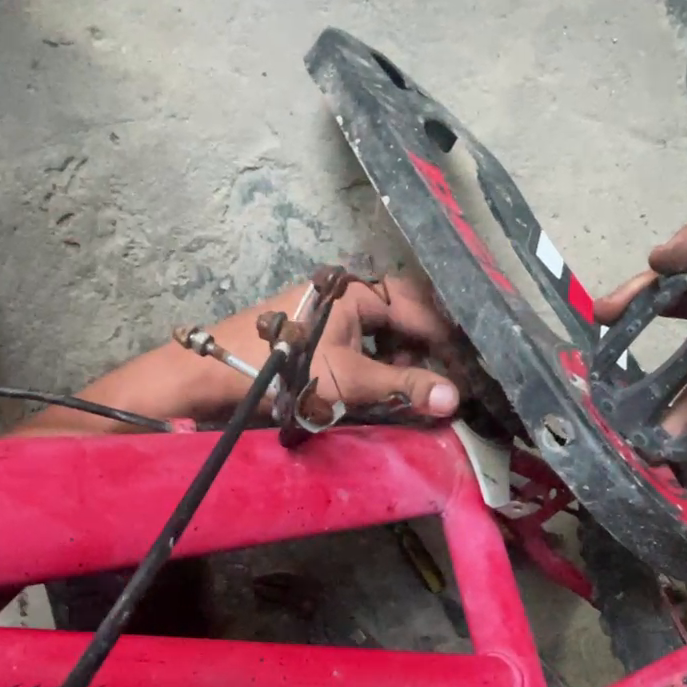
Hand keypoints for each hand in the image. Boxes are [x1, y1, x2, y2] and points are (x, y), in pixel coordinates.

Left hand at [18, 274, 463, 436]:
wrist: (216, 376)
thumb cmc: (283, 367)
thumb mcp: (349, 378)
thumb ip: (403, 386)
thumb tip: (454, 399)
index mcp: (356, 288)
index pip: (419, 309)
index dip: (447, 342)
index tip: (470, 373)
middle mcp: (348, 292)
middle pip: (406, 318)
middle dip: (430, 351)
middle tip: (453, 384)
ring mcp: (332, 313)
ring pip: (386, 333)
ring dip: (407, 360)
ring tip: (426, 390)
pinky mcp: (320, 335)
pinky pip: (366, 345)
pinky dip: (384, 365)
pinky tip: (392, 388)